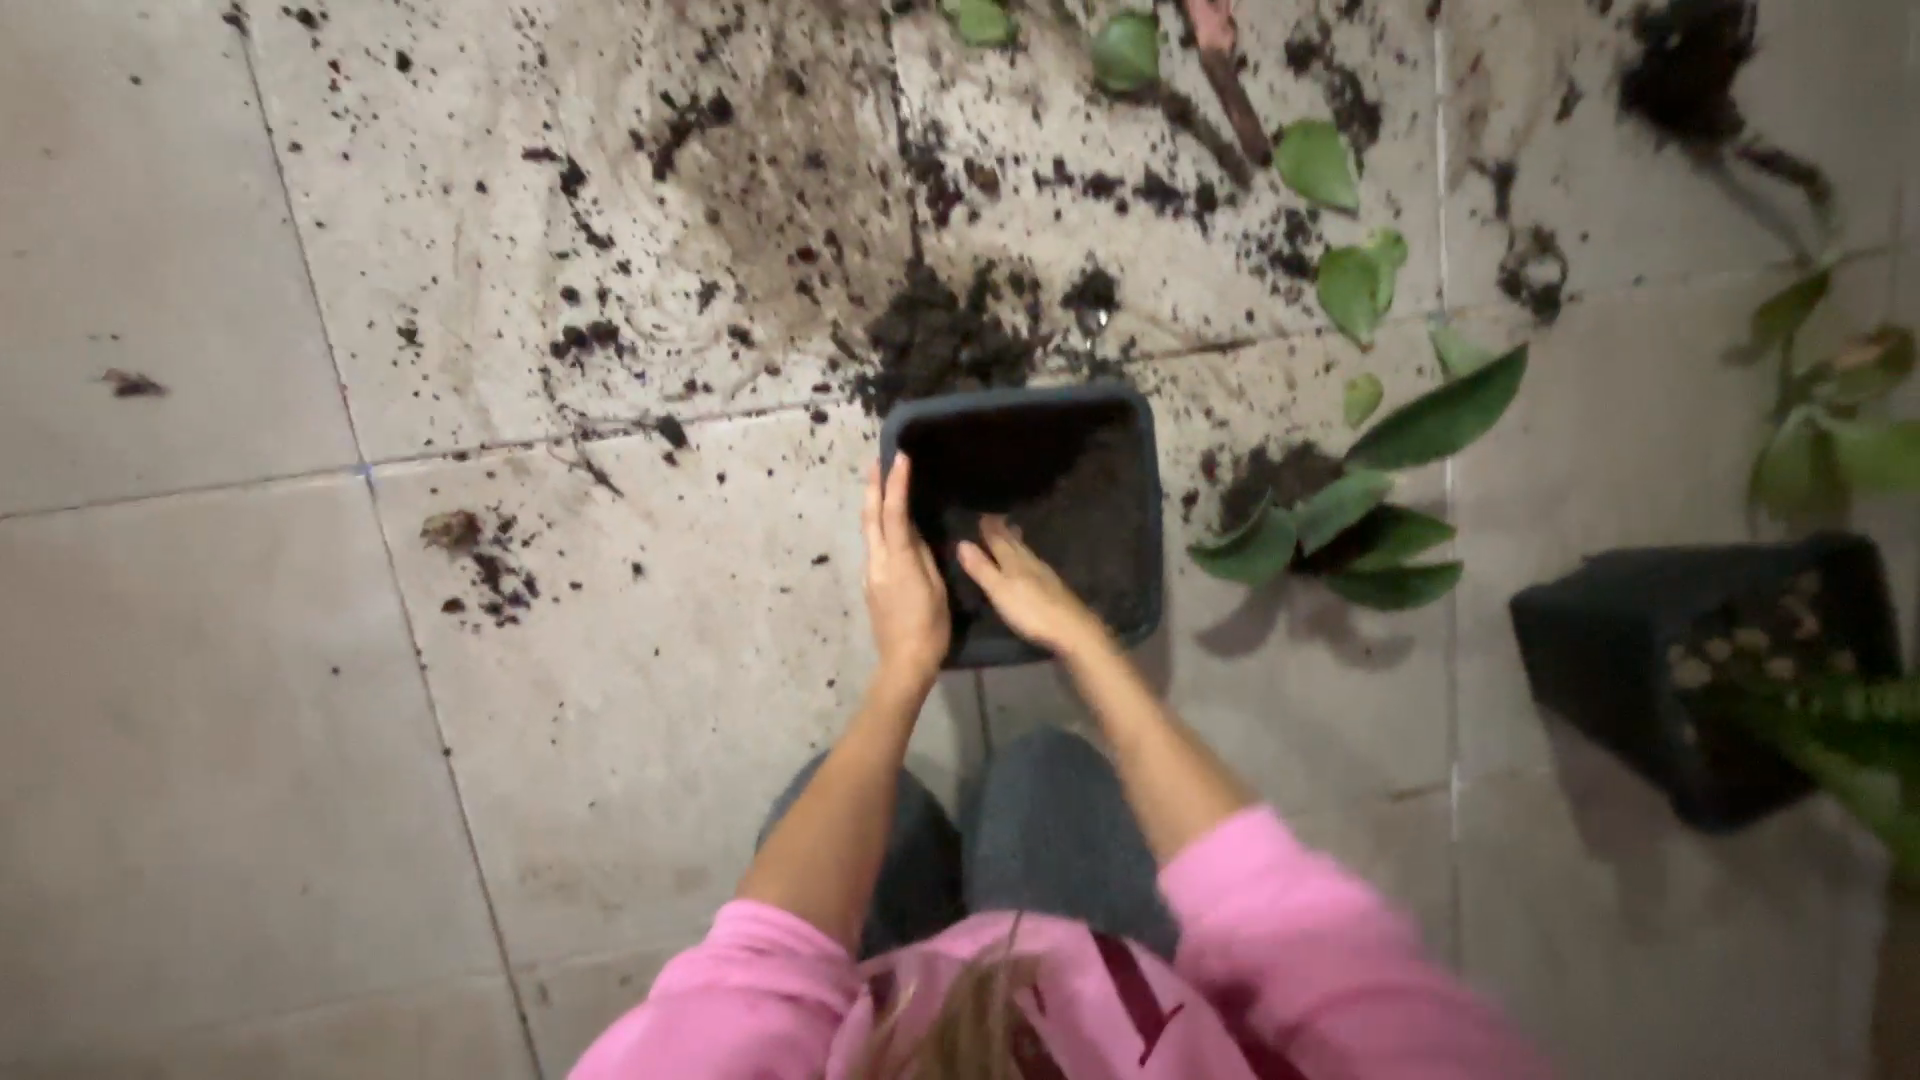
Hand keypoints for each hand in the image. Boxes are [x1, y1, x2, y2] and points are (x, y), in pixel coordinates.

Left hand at [861, 455, 950, 693]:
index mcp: (898, 561)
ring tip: (881, 483)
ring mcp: (869, 574)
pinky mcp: (870, 585)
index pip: (895, 513)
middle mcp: (877, 562)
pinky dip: (878, 527)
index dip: (897, 483)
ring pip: (869, 531)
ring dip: (873, 504)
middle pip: (871, 516)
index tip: (900, 458)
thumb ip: (922, 557)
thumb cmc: (929, 628)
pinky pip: (874, 547)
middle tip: (876, 460)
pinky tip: (888, 525)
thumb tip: (913, 534)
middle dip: (873, 486)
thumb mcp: (936, 589)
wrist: (903, 663)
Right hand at [957, 516, 1109, 656]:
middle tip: (998, 517)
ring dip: (1017, 541)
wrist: (1072, 628)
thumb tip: (962, 542)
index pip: (998, 540)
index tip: (983, 515)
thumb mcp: (999, 590)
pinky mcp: (1054, 587)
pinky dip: (1028, 556)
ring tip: (1013, 531)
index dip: (989, 529)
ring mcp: (1044, 574)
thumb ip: (981, 568)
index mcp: (1014, 562)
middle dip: (1004, 530)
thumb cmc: (1030, 611)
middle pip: (1014, 543)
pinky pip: (1035, 563)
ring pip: (1026, 552)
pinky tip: (1031, 561)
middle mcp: (1029, 562)